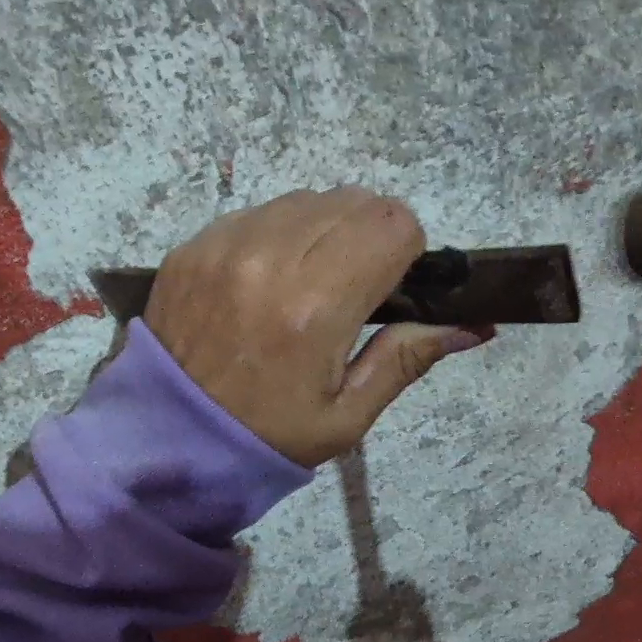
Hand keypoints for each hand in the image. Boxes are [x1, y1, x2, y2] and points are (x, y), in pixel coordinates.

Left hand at [144, 187, 489, 466]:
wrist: (167, 441)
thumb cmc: (268, 437)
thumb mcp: (348, 416)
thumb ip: (407, 359)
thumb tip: (474, 326)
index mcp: (315, 307)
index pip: (392, 224)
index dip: (407, 252)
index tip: (393, 288)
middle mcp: (269, 259)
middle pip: (354, 201)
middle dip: (370, 236)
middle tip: (355, 288)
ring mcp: (223, 244)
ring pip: (307, 199)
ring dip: (325, 230)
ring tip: (308, 284)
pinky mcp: (192, 245)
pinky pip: (258, 212)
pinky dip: (278, 235)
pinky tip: (266, 282)